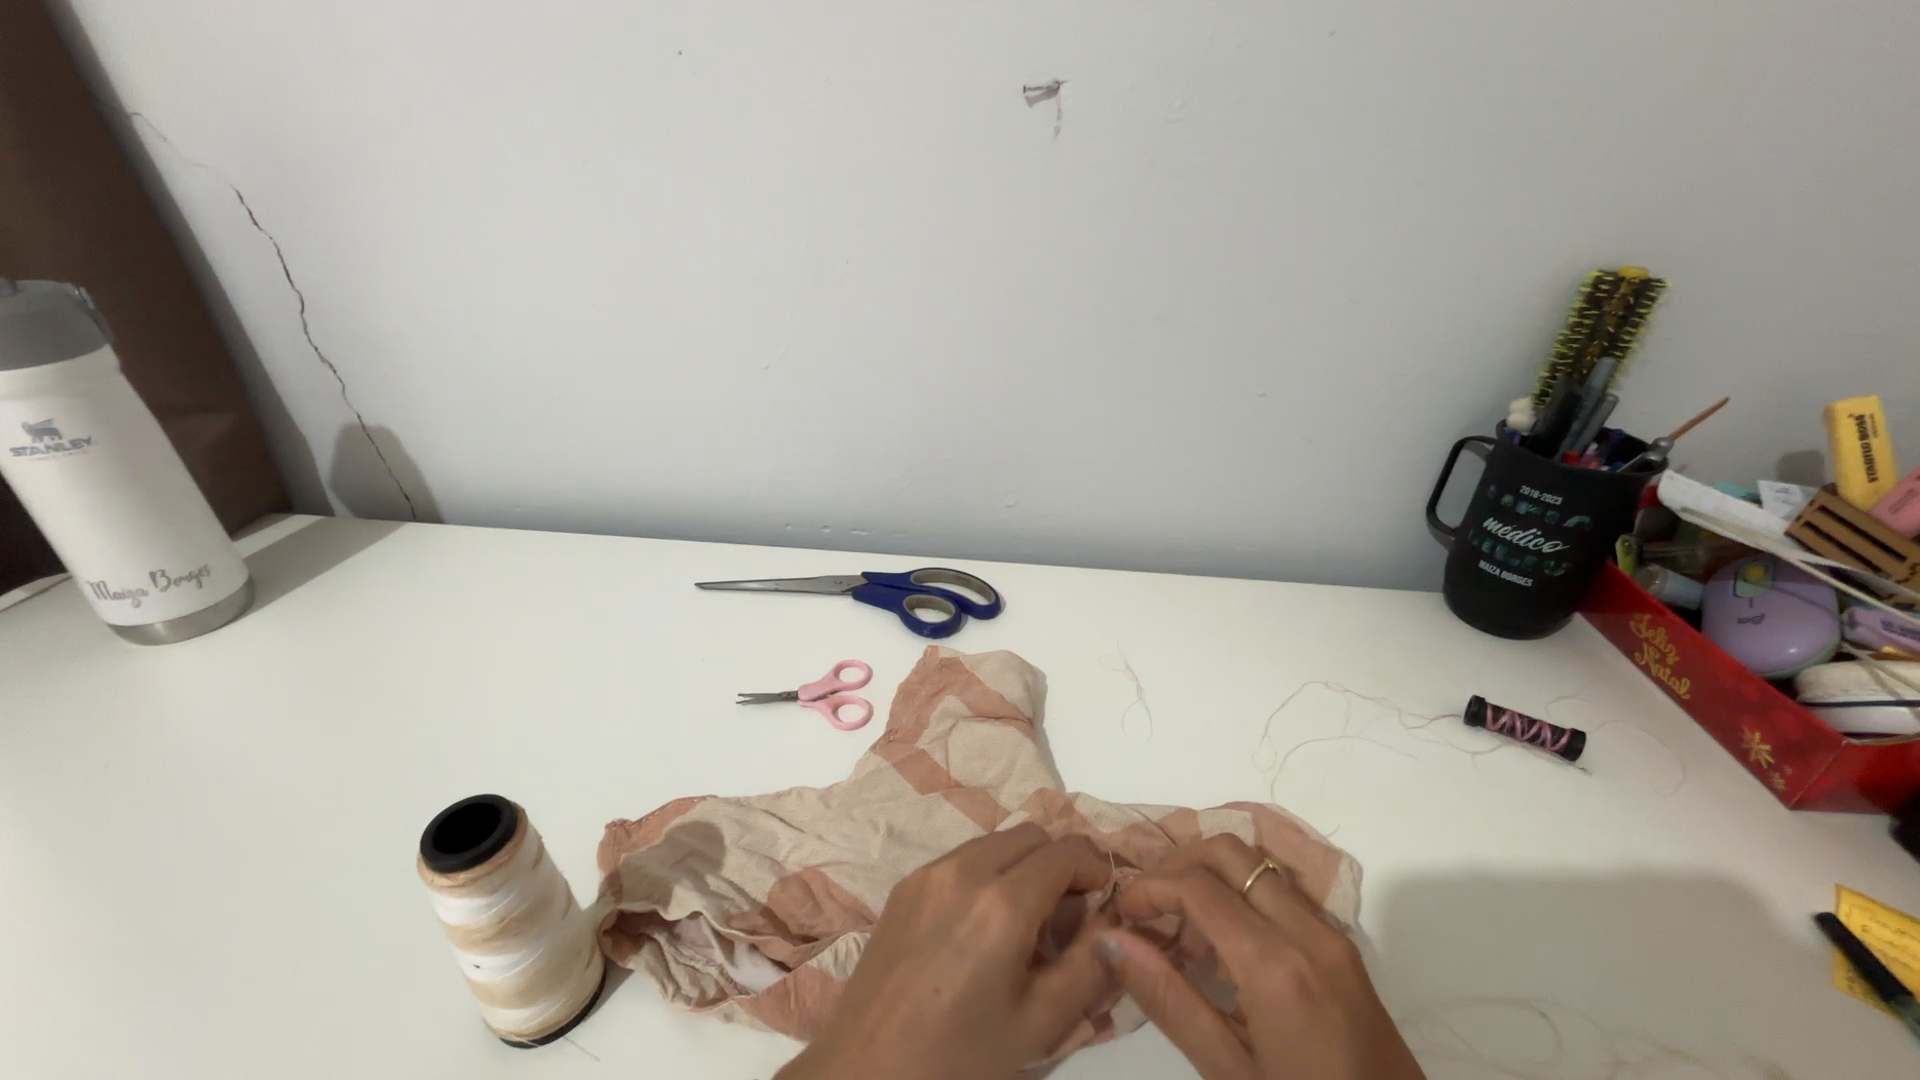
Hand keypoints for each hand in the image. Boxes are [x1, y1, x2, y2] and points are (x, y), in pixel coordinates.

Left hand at [777, 824, 1115, 1079]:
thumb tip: (1115, 925)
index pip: (1065, 849)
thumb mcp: (1039, 1023)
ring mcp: (927, 873)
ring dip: (1022, 864)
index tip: (1102, 900)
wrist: (867, 1070)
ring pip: (995, 840)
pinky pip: (961, 857)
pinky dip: (987, 872)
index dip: (1095, 867)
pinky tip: (982, 925)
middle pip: (1031, 834)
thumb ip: (1088, 966)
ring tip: (1026, 921)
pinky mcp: (904, 885)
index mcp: (1001, 902)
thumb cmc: (959, 1055)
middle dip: (1060, 862)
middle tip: (1068, 913)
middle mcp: (963, 870)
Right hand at [1099, 835, 1424, 1079]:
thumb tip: (1112, 939)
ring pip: (1259, 863)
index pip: (1197, 885)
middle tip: (1148, 905)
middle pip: (1230, 851)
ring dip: (1211, 872)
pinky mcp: (1344, 946)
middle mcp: (1307, 932)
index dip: (1148, 888)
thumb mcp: (1228, 1072)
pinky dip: (1242, 890)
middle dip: (1177, 863)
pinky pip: (1284, 890)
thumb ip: (1168, 999)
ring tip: (1179, 919)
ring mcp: (1332, 935)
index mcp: (1275, 966)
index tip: (1122, 914)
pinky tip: (1223, 938)